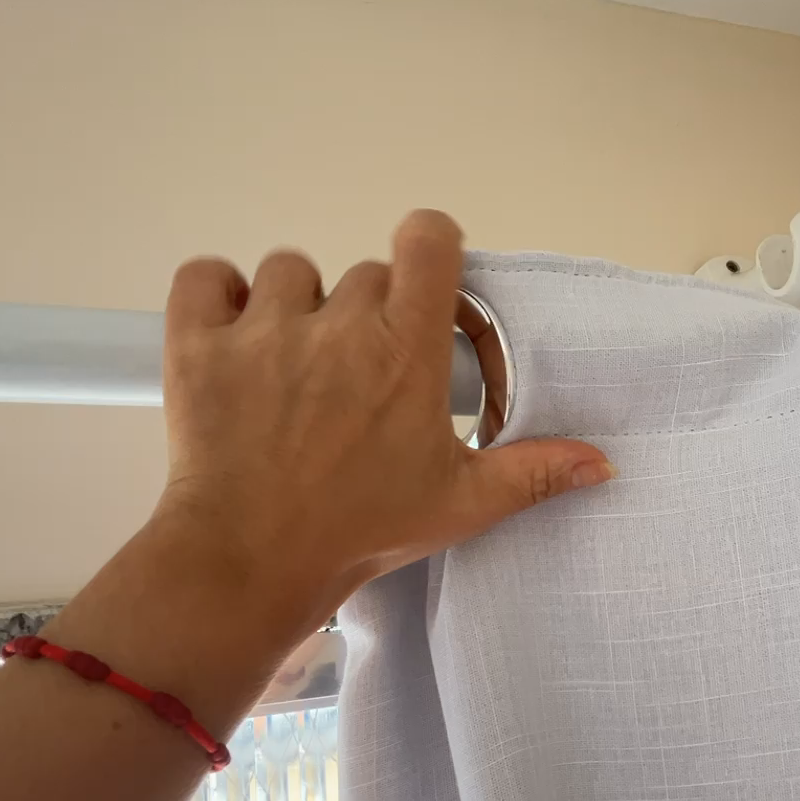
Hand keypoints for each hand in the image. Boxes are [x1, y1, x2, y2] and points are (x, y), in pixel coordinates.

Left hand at [150, 209, 612, 643]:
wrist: (254, 562)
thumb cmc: (365, 529)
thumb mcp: (463, 503)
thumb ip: (535, 473)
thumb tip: (604, 462)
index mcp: (407, 349)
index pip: (428, 238)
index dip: (432, 248)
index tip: (428, 287)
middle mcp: (338, 321)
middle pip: (363, 272)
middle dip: (370, 313)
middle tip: (363, 377)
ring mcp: (261, 327)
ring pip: (289, 270)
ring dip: (299, 306)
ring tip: (298, 367)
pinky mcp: (196, 342)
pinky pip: (207, 276)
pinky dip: (220, 296)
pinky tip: (237, 339)